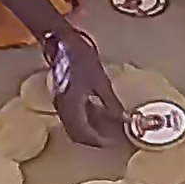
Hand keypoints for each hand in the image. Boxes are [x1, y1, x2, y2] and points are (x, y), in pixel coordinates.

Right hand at [42, 26, 127, 146]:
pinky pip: (74, 116)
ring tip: (109, 128)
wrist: (62, 40)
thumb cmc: (80, 57)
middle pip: (77, 134)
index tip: (112, 142)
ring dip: (91, 130)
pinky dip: (87, 120)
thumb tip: (123, 120)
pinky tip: (100, 115)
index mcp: (70, 104)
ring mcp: (60, 102)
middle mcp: (62, 106)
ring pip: (75, 126)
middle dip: (94, 139)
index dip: (98, 141)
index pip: (82, 133)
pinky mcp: (63, 96)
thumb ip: (112, 104)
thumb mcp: (101, 82)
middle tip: (112, 139)